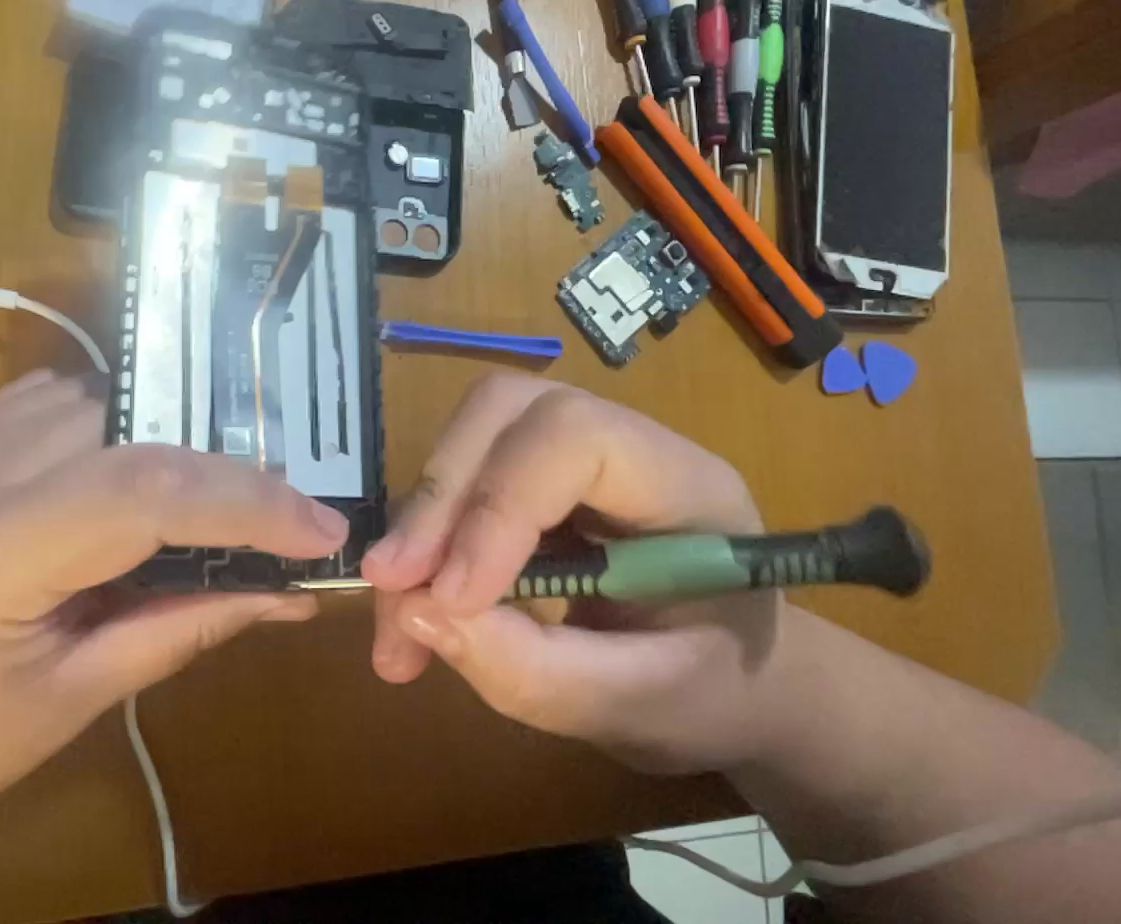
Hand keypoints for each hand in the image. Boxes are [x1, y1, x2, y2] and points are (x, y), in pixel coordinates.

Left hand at [0, 370, 348, 832]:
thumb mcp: (68, 703)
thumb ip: (180, 630)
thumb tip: (282, 596)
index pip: (144, 492)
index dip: (247, 503)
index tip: (319, 531)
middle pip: (128, 433)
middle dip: (224, 472)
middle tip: (283, 518)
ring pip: (95, 400)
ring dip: (168, 444)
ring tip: (214, 501)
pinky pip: (49, 401)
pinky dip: (113, 426)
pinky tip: (129, 473)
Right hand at [361, 373, 781, 774]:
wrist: (728, 686)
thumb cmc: (712, 697)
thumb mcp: (642, 707)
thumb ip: (539, 672)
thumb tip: (415, 610)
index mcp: (684, 484)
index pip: (575, 438)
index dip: (500, 503)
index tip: (451, 596)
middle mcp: (622, 445)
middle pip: (504, 412)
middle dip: (439, 497)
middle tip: (392, 586)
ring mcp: (568, 457)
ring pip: (466, 441)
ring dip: (416, 529)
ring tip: (396, 629)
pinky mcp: (528, 484)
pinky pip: (456, 487)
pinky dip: (420, 548)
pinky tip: (411, 614)